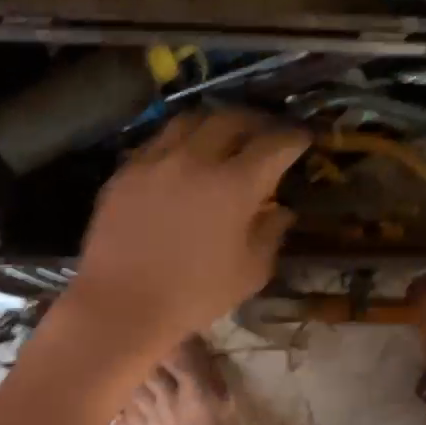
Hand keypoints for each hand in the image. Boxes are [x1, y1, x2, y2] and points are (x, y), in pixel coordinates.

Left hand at [67, 111, 308, 349]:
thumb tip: (282, 211)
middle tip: (266, 133)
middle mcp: (196, 159)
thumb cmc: (195, 296)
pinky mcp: (125, 171)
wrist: (122, 306)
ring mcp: (156, 160)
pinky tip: (184, 158)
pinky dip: (180, 140)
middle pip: (231, 119)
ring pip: (191, 120)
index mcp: (235, 185)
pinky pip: (159, 141)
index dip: (294, 137)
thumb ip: (270, 234)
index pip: (274, 144)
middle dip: (256, 121)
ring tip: (224, 135)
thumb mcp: (250, 273)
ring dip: (215, 122)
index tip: (303, 138)